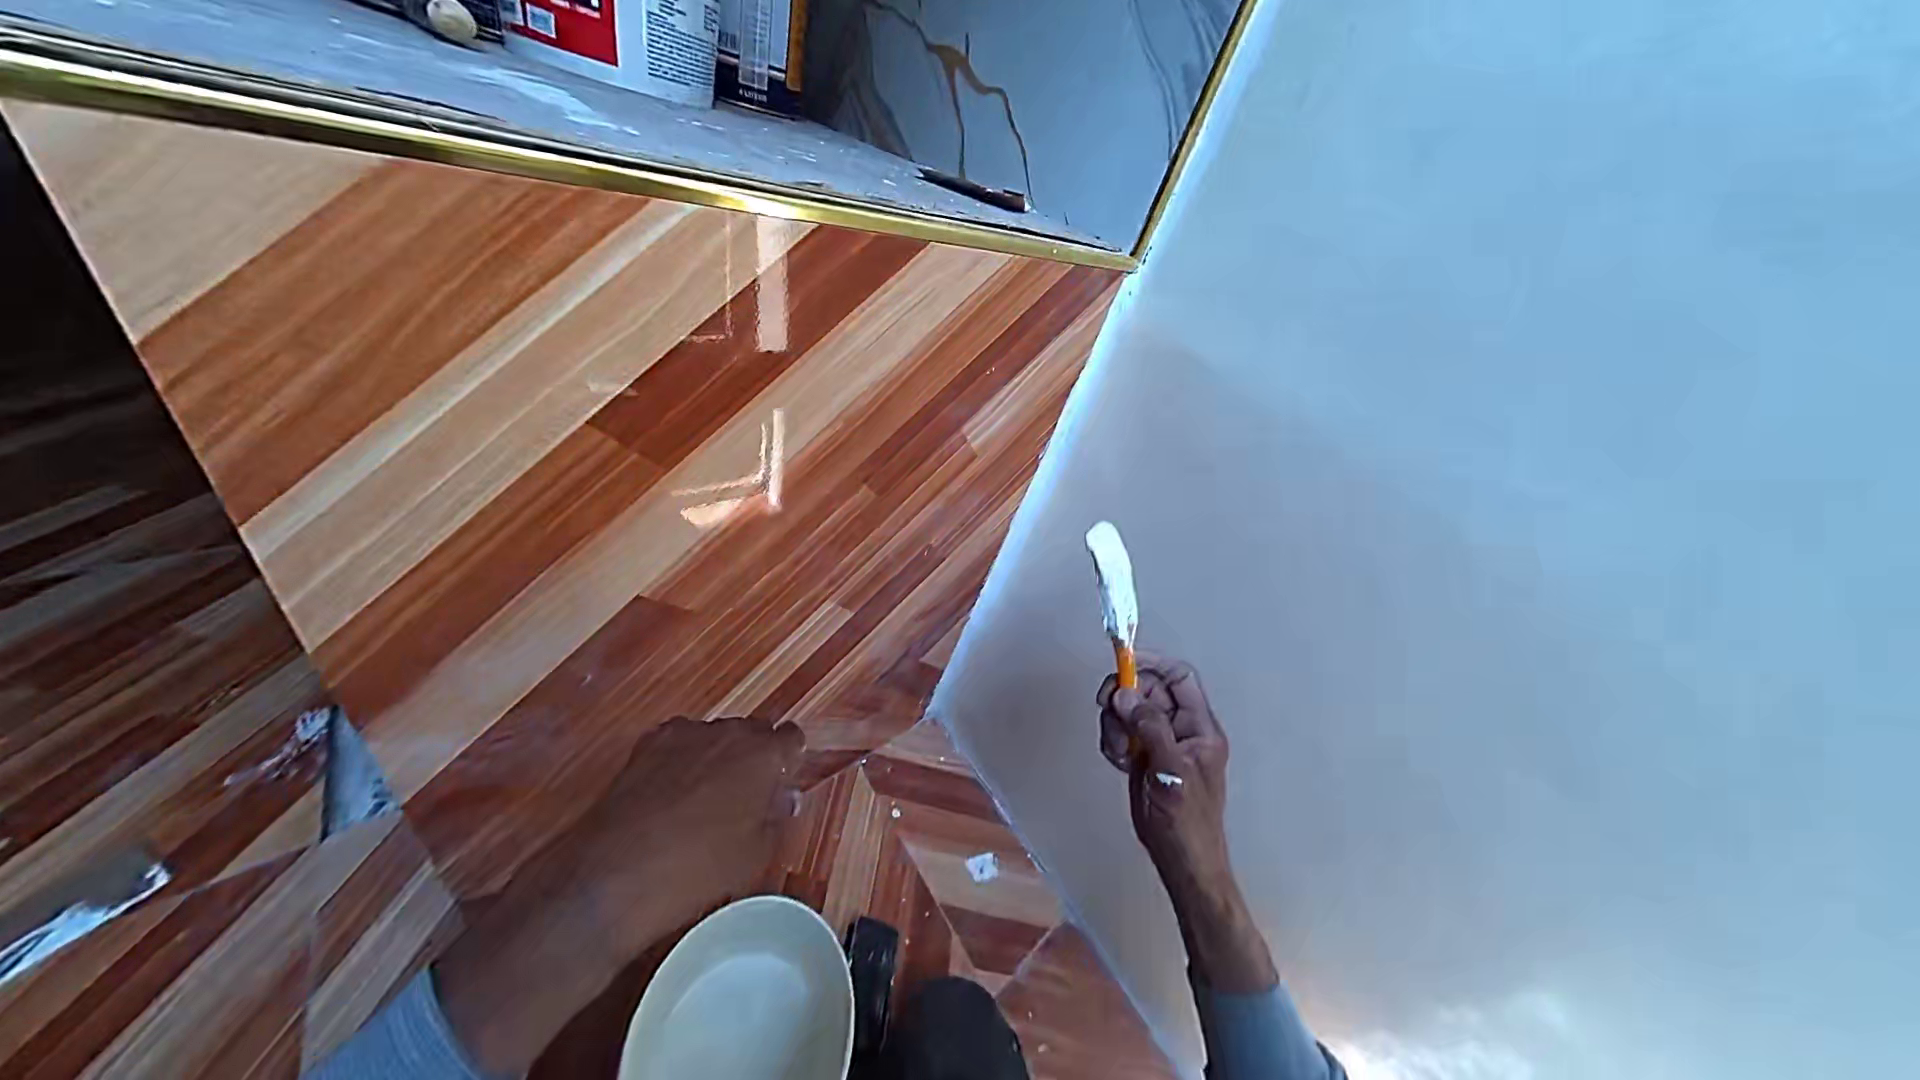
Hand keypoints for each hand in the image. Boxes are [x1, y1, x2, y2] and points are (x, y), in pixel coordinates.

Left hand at [554, 715, 804, 951]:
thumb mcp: (754, 855)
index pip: (791, 738)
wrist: (613, 877)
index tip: (781, 783)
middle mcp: (730, 732)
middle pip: (754, 730)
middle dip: (755, 755)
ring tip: (704, 797)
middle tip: (746, 795)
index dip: (789, 760)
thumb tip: (784, 797)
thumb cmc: (697, 870)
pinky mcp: (648, 744)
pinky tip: (671, 792)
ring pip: (716, 734)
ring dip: (719, 755)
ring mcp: (686, 734)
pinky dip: (683, 757)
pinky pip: (680, 741)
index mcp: (765, 755)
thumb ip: (776, 816)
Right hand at [1096, 656, 1233, 901]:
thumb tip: (1125, 694)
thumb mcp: (1171, 771)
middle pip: (1146, 690)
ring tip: (1120, 752)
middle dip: (1124, 697)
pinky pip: (1120, 732)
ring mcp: (1159, 742)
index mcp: (1198, 727)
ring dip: (1115, 724)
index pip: (1179, 677)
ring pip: (1128, 710)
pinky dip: (1112, 741)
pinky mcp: (1141, 755)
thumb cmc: (1188, 822)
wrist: (1181, 861)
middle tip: (1108, 710)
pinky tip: (1120, 763)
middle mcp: (1179, 728)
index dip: (1153, 664)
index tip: (1123, 662)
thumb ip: (1150, 728)